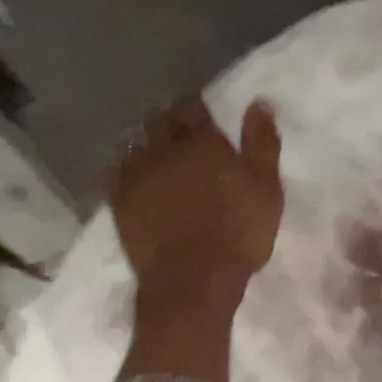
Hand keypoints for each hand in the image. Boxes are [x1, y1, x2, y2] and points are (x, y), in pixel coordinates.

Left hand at [110, 97, 283, 287]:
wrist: (192, 279)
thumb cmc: (237, 235)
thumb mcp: (267, 191)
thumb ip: (263, 145)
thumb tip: (259, 102)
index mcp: (201, 140)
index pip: (193, 106)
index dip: (196, 107)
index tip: (201, 114)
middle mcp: (164, 146)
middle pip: (160, 120)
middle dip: (169, 121)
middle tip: (179, 133)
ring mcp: (136, 172)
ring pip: (136, 143)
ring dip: (146, 144)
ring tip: (155, 155)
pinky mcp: (119, 200)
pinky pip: (114, 173)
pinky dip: (123, 170)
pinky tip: (131, 177)